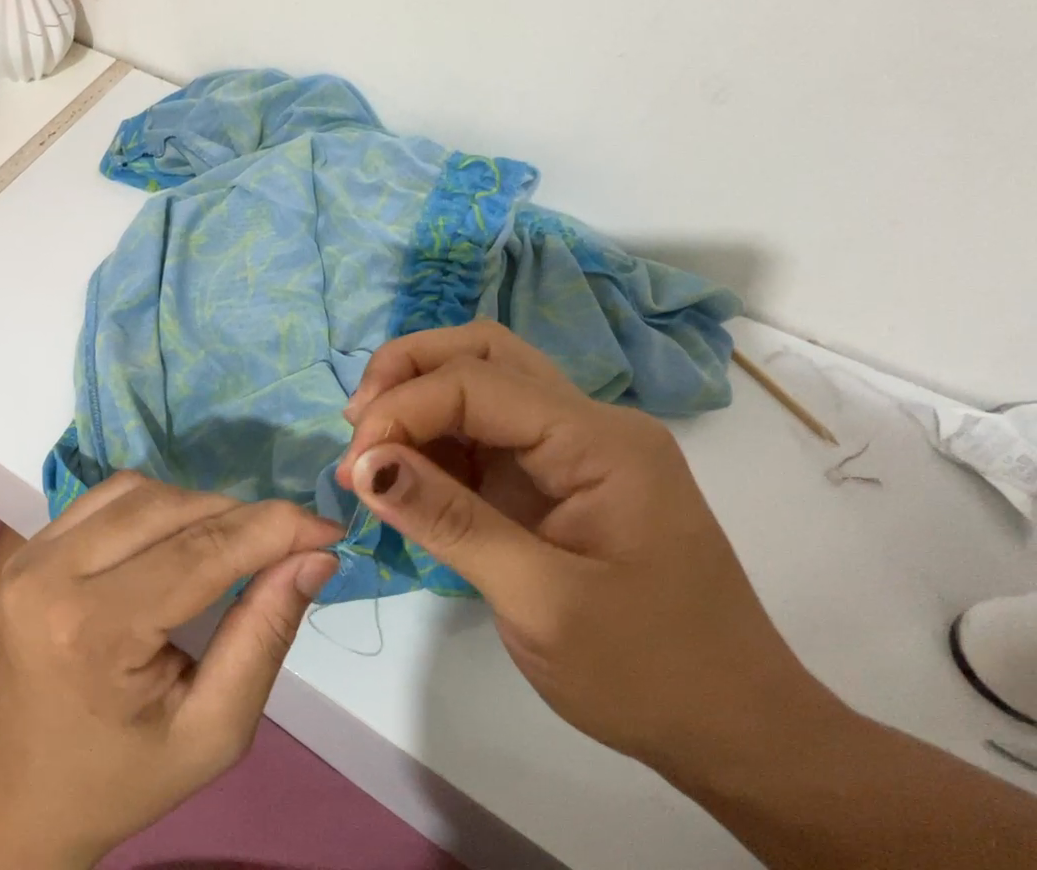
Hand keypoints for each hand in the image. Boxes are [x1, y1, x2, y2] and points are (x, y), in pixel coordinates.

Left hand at [0, 473, 340, 865]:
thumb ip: (264, 637)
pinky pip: (101, 501)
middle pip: (165, 509)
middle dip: (239, 515)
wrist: (27, 789)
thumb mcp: (214, 731)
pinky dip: (153, 508)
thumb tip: (313, 558)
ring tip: (239, 543)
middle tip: (290, 542)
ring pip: (133, 492)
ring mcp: (27, 556)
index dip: (272, 529)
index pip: (199, 553)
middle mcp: (49, 576)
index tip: (328, 529)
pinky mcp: (22, 549)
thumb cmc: (125, 775)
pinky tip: (181, 540)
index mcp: (94, 631)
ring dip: (196, 506)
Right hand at [337, 322, 835, 774]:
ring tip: (368, 455)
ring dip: (415, 402)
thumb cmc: (648, 672)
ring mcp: (570, 453)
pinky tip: (401, 477)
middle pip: (482, 353)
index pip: (477, 382)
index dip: (401, 409)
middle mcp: (587, 427)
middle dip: (406, 374)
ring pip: (479, 384)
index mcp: (600, 443)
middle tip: (355, 427)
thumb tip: (363, 465)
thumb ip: (449, 521)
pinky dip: (431, 441)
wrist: (732, 730)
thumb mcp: (540, 600)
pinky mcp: (551, 482)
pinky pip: (482, 435)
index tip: (352, 470)